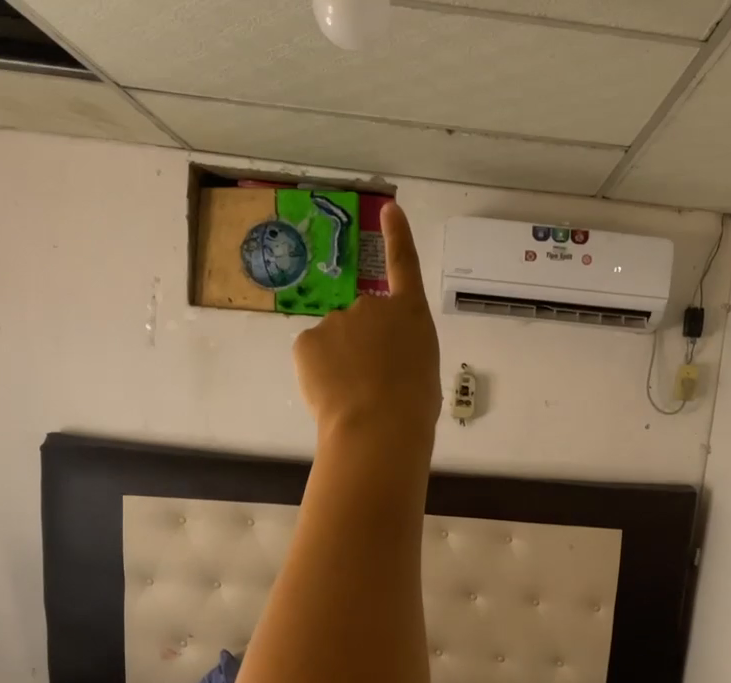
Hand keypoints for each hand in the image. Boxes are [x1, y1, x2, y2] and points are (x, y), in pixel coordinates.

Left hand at [293, 201, 441, 448]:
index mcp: (411, 314)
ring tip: (354, 396)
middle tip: (373, 384)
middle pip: (363, 321)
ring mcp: (337, 320)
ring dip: (341, 362)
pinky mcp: (307, 340)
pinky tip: (332, 395)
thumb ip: (403, 353)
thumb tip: (382, 362)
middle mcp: (372, 306)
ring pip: (335, 341)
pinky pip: (312, 356)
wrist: (379, 426)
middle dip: (363, 345)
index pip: (404, 265)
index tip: (389, 208)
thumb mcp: (423, 372)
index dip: (397, 235)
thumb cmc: (414, 406)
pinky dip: (317, 373)